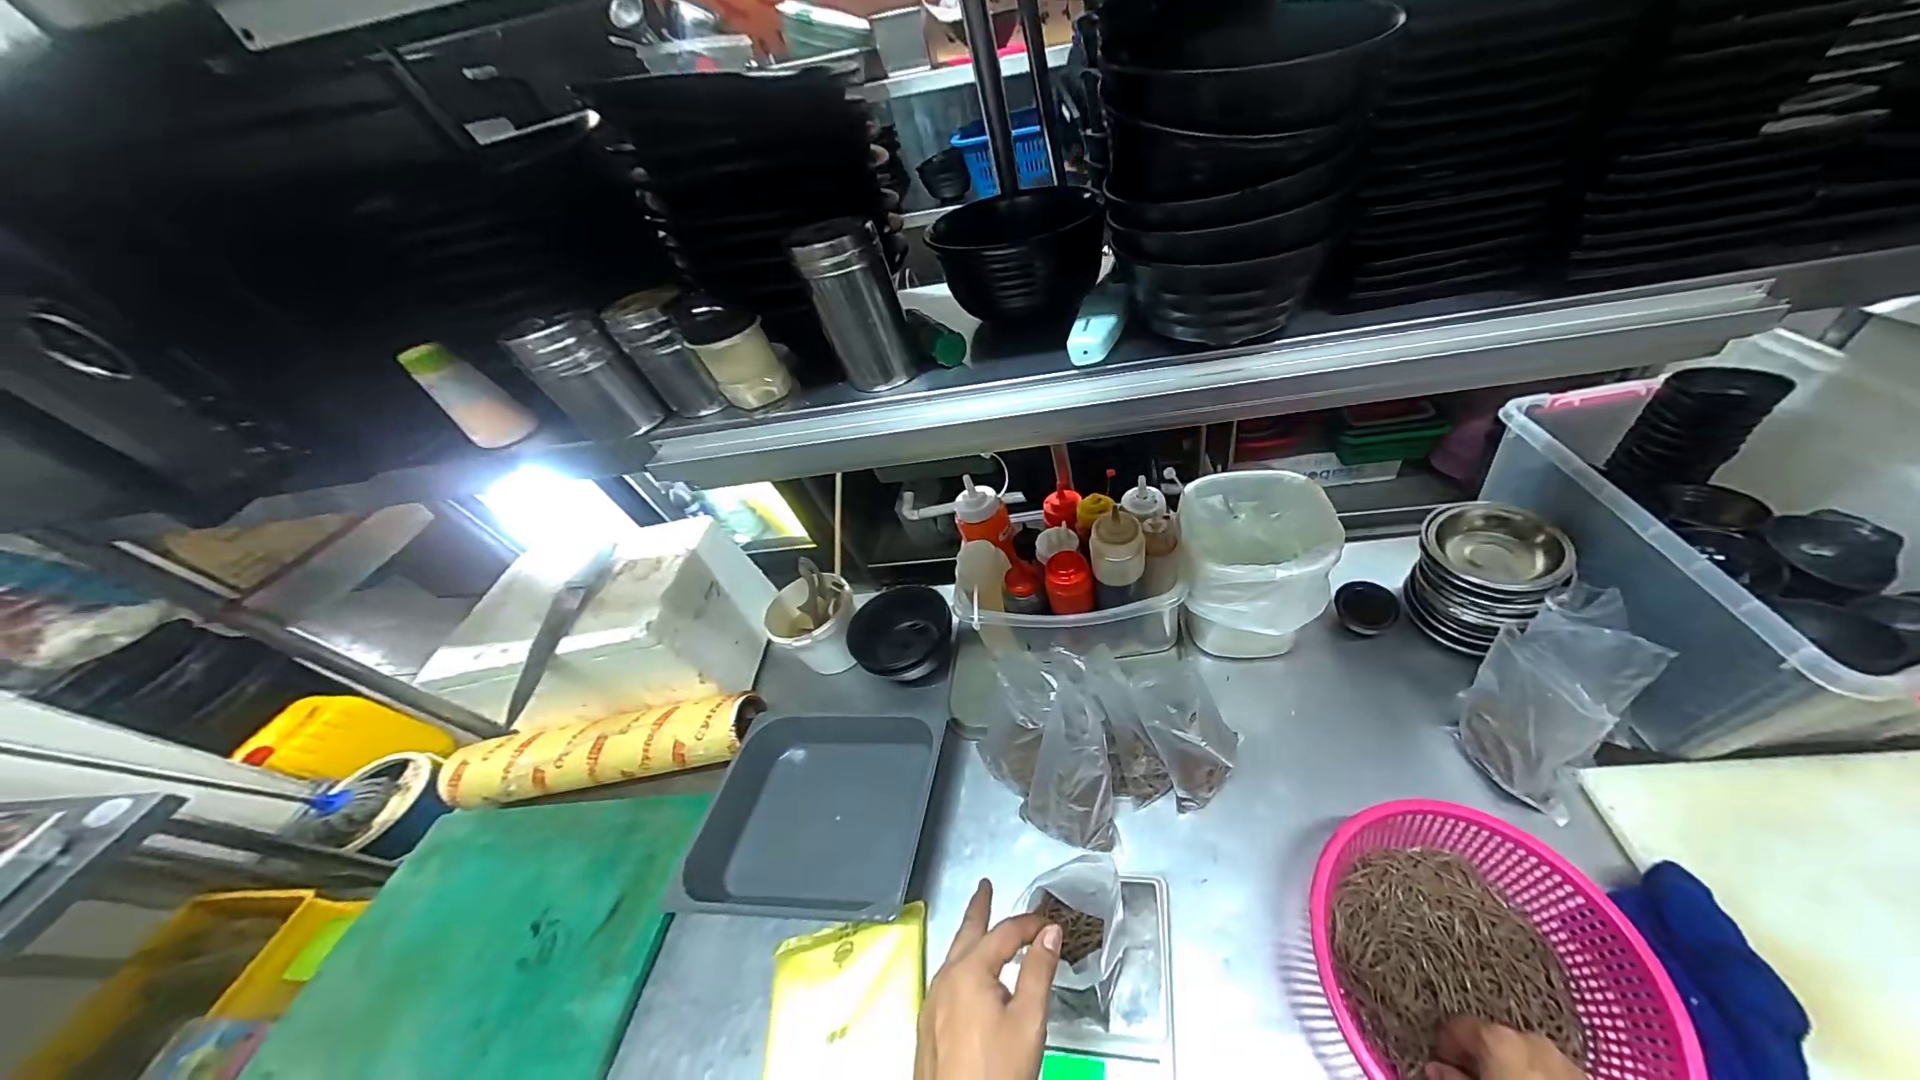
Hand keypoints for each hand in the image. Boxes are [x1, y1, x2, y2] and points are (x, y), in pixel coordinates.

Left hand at [914, 879, 1060, 1079]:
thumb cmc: (997, 1072)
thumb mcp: (1028, 1022)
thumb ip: (1038, 972)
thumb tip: (1050, 932)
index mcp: (968, 972)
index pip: (1003, 935)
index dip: (1028, 925)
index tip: (1049, 923)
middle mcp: (945, 979)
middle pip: (966, 934)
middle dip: (979, 909)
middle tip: (984, 887)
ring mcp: (933, 1002)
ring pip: (953, 956)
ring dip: (969, 936)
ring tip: (978, 924)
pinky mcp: (928, 1025)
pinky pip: (947, 978)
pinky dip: (962, 963)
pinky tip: (969, 976)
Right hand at [1425, 1017, 1586, 1079]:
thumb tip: (1437, 1070)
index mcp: (1499, 1038)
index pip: (1457, 1027)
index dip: (1445, 1047)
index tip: (1442, 1067)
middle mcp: (1532, 1040)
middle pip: (1493, 1040)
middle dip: (1482, 1058)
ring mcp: (1566, 1063)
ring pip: (1526, 1058)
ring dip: (1512, 1071)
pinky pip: (1551, 1075)